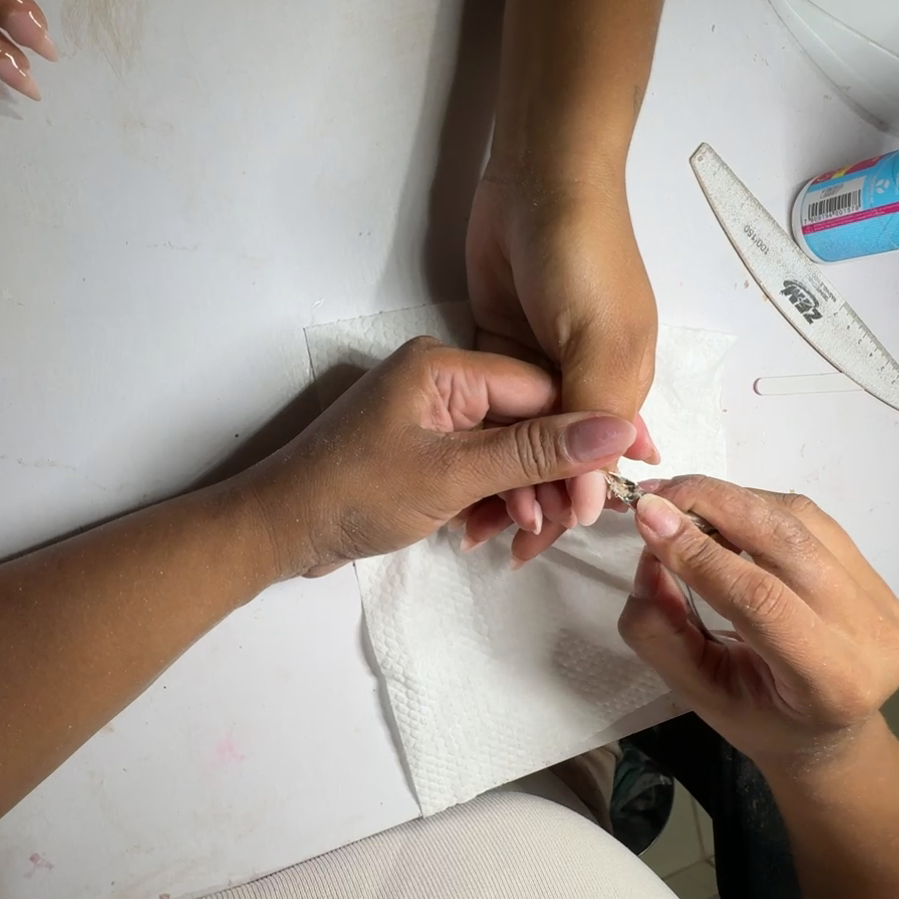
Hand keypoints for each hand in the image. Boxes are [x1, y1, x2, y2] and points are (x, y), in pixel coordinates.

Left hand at [240, 338, 637, 578]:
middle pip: (523, 420)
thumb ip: (536, 452)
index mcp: (445, 364)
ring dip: (516, 490)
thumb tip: (617, 430)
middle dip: (544, 473)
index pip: (541, 390)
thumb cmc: (358, 493)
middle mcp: (440, 379)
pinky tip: (486, 529)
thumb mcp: (453, 473)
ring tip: (517, 534)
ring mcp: (428, 414)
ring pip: (501, 447)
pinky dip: (486, 494)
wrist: (281, 527)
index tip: (611, 486)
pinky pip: (473, 462)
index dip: (579, 438)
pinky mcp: (419, 445)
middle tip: (552, 525)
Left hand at [465, 166, 659, 564]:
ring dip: (500, 478)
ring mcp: (526, 358)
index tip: (535, 540)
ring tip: (475, 525)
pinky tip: (466, 482)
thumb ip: (584, 417)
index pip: (581, 454)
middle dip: (528, 496)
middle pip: (545, 452)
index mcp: (604, 379)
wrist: (536, 174)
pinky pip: (484, 413)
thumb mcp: (588, 344)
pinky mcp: (490, 344)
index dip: (561, 494)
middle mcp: (565, 373)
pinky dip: (478, 446)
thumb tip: (600, 494)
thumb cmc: (572, 260)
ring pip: (511, 438)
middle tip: (499, 541)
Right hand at [618, 477, 898, 777]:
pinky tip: (718, 517)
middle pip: (786, 540)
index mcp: (830, 681)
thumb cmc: (755, 716)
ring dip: (727, 499)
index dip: (698, 552)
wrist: (825, 731)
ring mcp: (881, 599)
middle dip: (711, 504)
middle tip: (654, 495)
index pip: (760, 599)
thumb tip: (649, 558)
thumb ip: (658, 630)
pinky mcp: (875, 572)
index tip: (645, 516)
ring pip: (796, 517)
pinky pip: (806, 517)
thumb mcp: (692, 690)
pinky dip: (750, 505)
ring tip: (678, 505)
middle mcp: (871, 635)